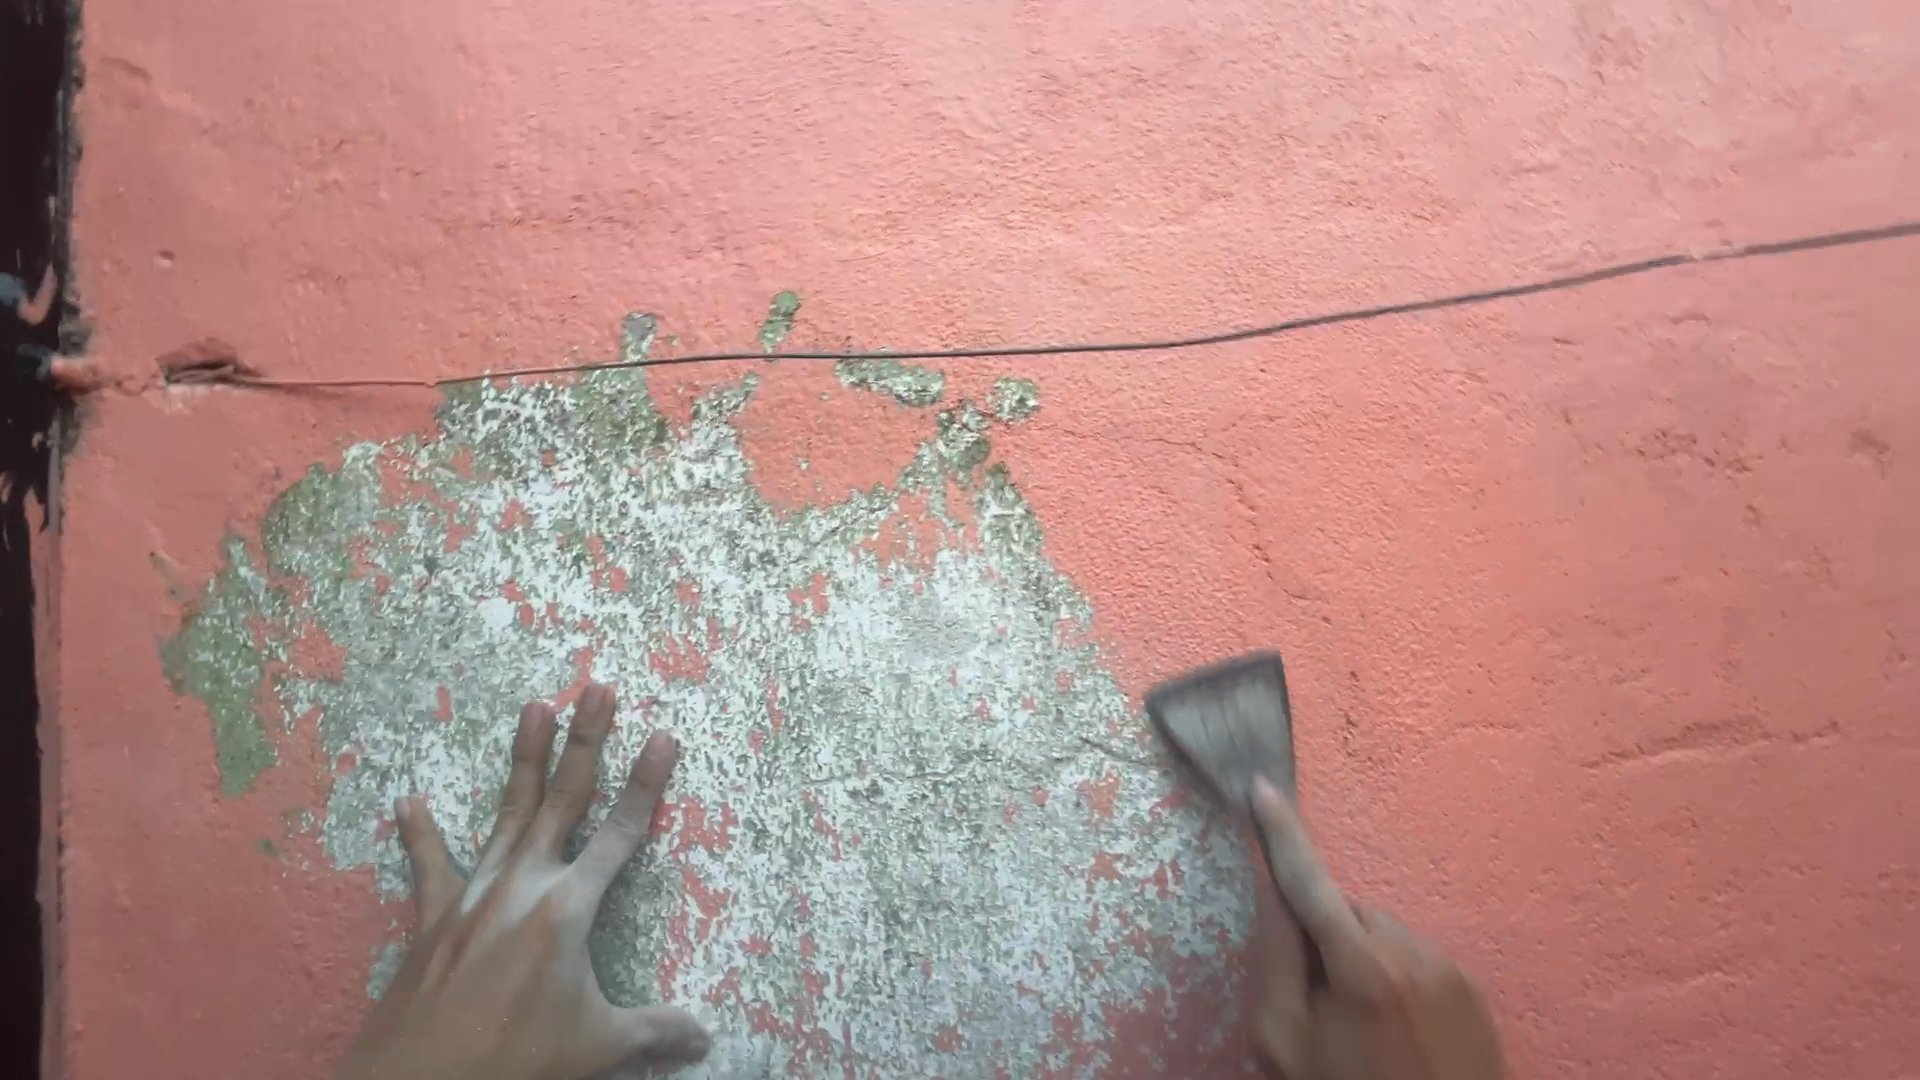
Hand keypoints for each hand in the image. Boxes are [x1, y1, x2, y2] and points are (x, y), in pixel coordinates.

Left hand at [334, 684, 710, 1079]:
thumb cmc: (512, 1064)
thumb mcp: (595, 1049)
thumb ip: (654, 1032)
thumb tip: (707, 1039)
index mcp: (569, 907)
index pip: (622, 831)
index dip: (648, 783)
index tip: (663, 736)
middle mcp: (525, 884)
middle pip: (565, 798)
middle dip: (587, 741)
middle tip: (598, 689)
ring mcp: (475, 895)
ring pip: (509, 812)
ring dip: (525, 758)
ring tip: (534, 706)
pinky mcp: (433, 919)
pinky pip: (430, 868)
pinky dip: (421, 835)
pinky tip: (409, 800)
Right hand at [1246, 777, 1502, 1079]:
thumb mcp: (1283, 1041)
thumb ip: (1274, 961)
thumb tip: (1275, 896)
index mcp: (1362, 971)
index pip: (1309, 883)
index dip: (1281, 833)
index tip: (1262, 786)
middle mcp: (1413, 956)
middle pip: (1344, 911)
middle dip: (1323, 932)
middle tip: (1316, 992)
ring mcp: (1451, 973)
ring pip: (1378, 931)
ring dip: (1358, 953)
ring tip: (1362, 1019)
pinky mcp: (1473, 992)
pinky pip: (1411, 956)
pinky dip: (1391, 972)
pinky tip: (1395, 1025)